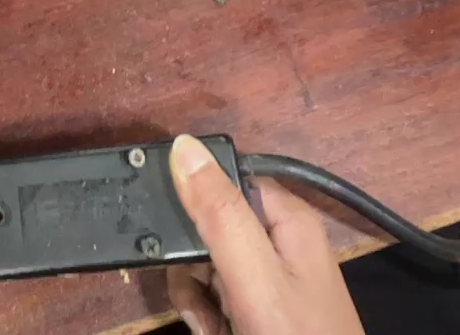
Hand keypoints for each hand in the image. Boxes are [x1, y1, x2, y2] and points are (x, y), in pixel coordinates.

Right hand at [167, 136, 366, 334]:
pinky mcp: (261, 314)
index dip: (192, 197)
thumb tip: (183, 143)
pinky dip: (206, 318)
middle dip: (190, 261)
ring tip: (209, 328)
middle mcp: (280, 242)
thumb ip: (220, 213)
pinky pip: (216, 297)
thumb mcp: (255, 280)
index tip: (172, 233)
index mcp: (286, 218)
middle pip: (209, 223)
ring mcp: (271, 283)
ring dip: (194, 295)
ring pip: (205, 263)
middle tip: (197, 297)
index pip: (224, 178)